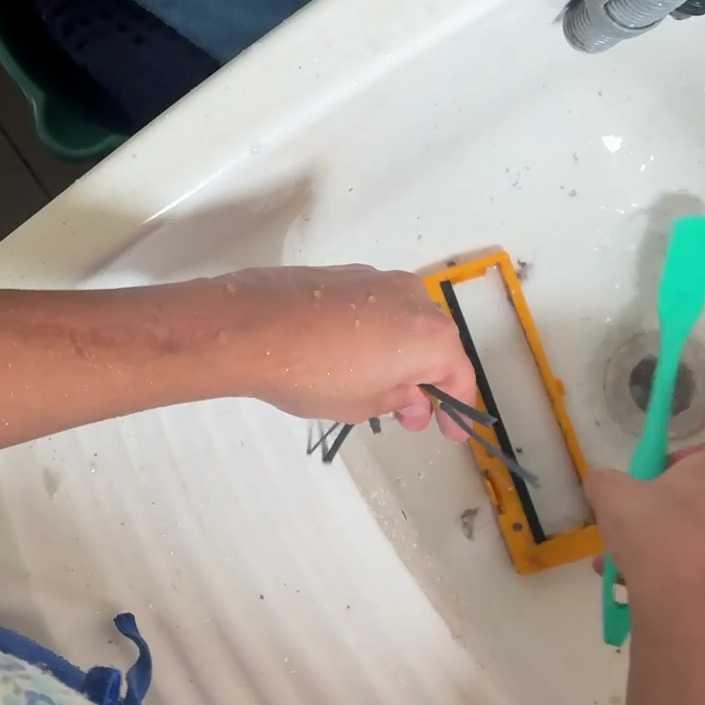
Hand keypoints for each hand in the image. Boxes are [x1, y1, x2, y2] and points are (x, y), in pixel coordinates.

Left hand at [215, 265, 474, 438]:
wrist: (246, 327)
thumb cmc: (310, 373)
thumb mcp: (361, 404)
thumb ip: (397, 400)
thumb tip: (412, 396)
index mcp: (430, 335)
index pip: (457, 376)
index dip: (455, 408)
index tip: (450, 431)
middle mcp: (409, 297)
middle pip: (428, 342)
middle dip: (420, 377)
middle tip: (404, 411)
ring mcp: (371, 279)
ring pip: (395, 320)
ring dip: (391, 350)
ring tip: (368, 382)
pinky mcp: (335, 273)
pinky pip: (363, 306)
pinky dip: (363, 330)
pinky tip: (340, 352)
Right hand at [587, 440, 704, 623]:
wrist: (677, 594)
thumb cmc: (650, 528)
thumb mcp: (607, 489)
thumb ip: (606, 479)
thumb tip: (612, 486)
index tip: (668, 465)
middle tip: (664, 494)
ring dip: (677, 524)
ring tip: (629, 538)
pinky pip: (694, 552)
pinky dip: (665, 554)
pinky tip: (625, 566)